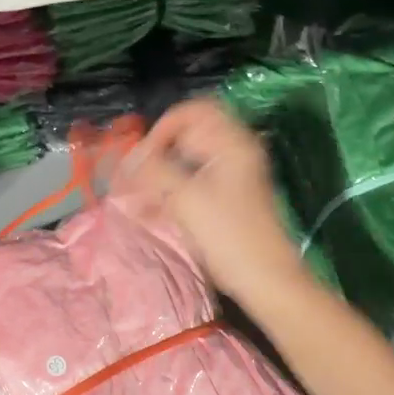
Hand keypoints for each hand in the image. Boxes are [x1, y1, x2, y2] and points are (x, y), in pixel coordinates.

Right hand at [113, 98, 307, 306]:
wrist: (267, 281)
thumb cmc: (230, 237)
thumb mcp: (185, 199)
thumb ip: (152, 171)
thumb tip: (126, 159)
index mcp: (232, 144)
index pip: (191, 112)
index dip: (162, 128)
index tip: (143, 155)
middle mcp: (234, 153)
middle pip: (186, 137)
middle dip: (156, 153)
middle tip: (133, 175)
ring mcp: (231, 177)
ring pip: (185, 162)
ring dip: (158, 175)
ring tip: (133, 197)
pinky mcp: (226, 200)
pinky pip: (190, 184)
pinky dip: (169, 192)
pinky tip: (147, 212)